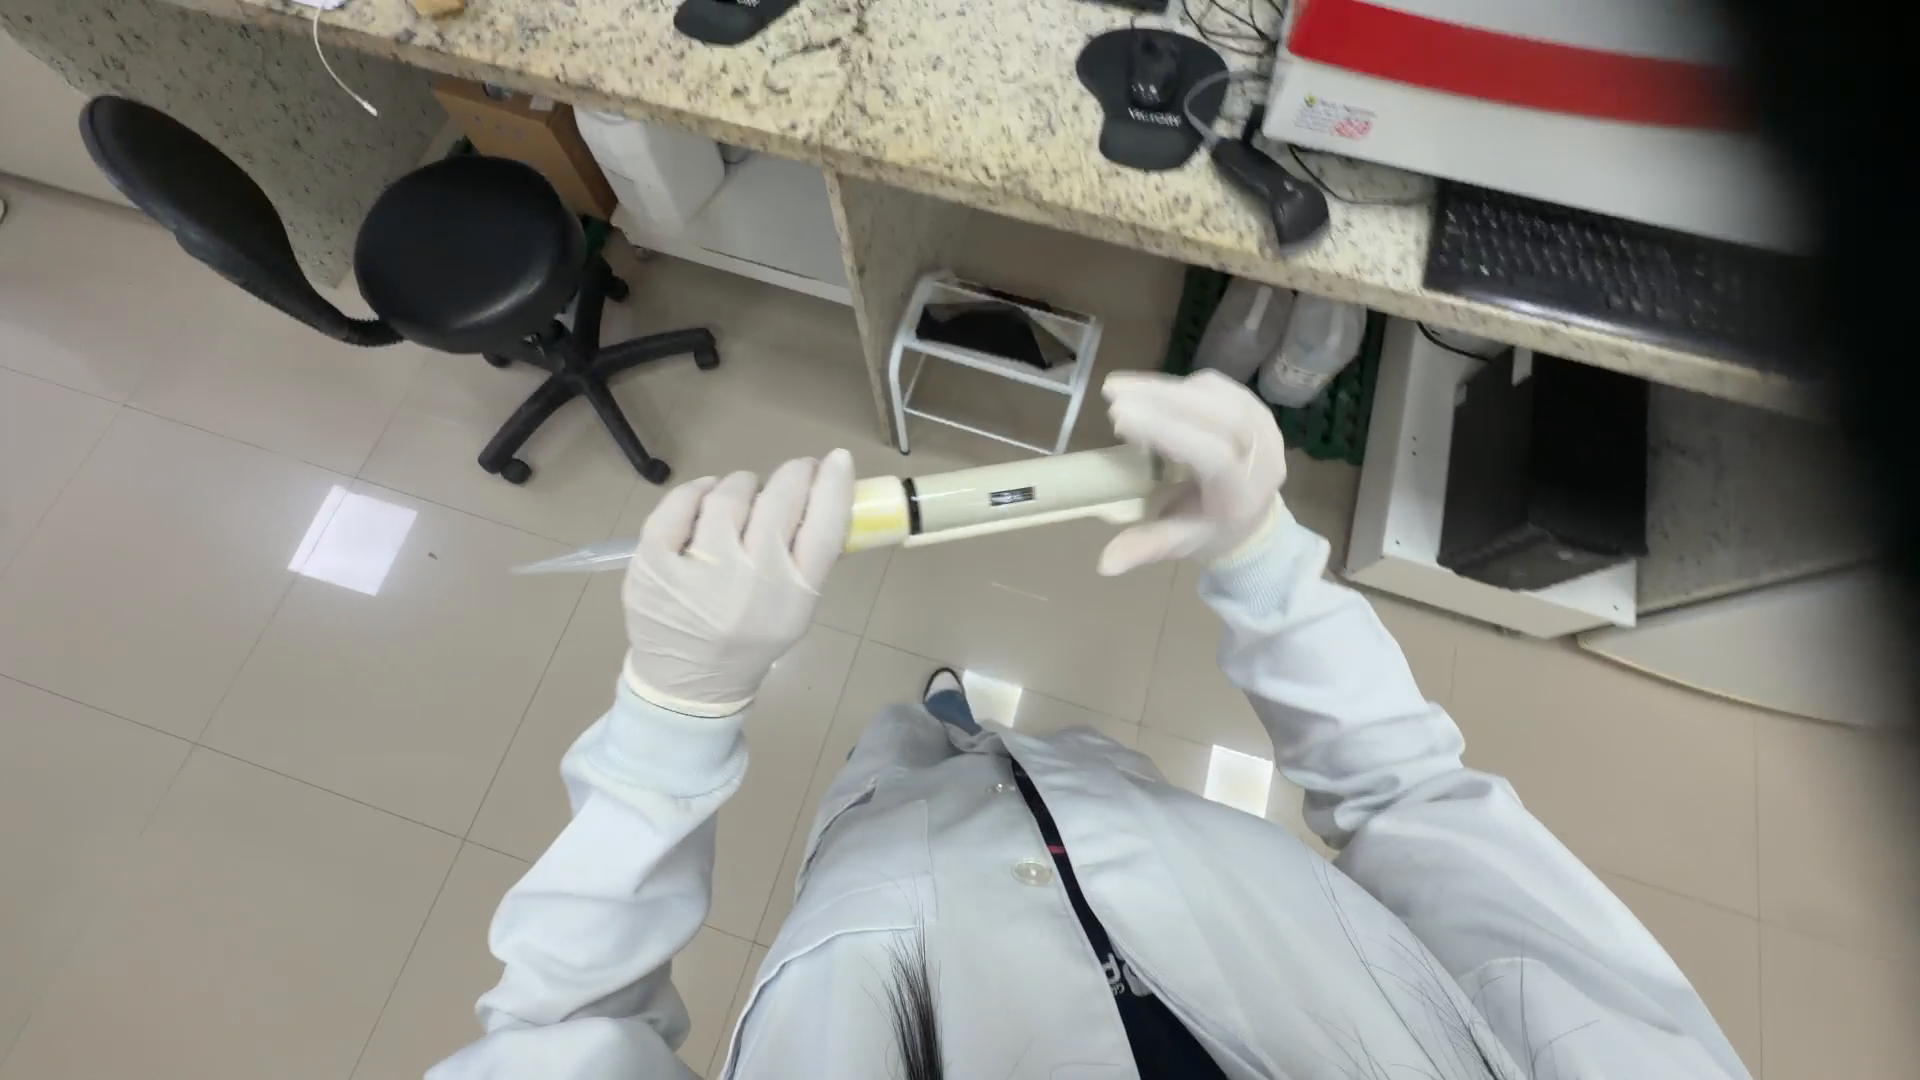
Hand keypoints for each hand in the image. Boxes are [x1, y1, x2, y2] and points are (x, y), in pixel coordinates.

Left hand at [622, 451, 853, 714]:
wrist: (689, 684)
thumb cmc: (751, 638)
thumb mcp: (797, 608)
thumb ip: (809, 558)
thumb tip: (822, 493)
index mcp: (794, 596)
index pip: (826, 526)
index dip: (836, 485)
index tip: (838, 460)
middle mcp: (750, 582)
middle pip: (781, 501)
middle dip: (794, 473)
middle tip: (794, 472)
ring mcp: (698, 573)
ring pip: (729, 495)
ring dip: (743, 485)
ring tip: (744, 495)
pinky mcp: (653, 566)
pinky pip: (678, 504)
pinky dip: (695, 491)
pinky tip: (704, 498)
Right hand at [1098, 370, 1286, 575]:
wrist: (1250, 518)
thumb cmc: (1209, 530)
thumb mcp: (1178, 543)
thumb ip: (1144, 548)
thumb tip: (1104, 565)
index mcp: (1243, 492)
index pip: (1213, 455)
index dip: (1168, 432)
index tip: (1121, 419)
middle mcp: (1262, 454)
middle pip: (1216, 414)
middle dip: (1161, 402)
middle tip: (1113, 397)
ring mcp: (1263, 425)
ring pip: (1214, 395)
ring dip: (1164, 388)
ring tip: (1119, 389)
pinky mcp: (1253, 406)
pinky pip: (1215, 387)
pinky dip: (1178, 385)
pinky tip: (1146, 390)